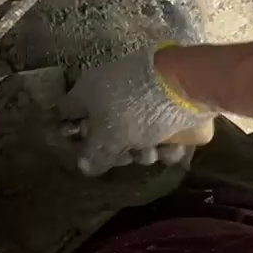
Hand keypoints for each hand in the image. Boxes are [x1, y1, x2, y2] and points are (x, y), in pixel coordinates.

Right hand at [61, 44, 216, 175]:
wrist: (186, 86)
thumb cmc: (136, 108)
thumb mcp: (108, 136)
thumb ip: (93, 153)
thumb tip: (82, 166)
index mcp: (88, 93)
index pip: (66, 113)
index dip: (69, 133)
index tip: (77, 152)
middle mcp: (110, 96)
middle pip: (103, 131)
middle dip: (117, 150)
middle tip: (124, 155)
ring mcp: (140, 102)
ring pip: (134, 137)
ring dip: (145, 150)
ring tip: (154, 149)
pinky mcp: (166, 110)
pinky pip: (160, 134)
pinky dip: (167, 144)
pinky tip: (174, 145)